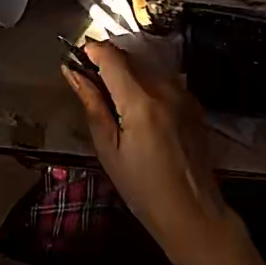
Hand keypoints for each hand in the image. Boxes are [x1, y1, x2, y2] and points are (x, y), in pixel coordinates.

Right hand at [64, 38, 237, 260]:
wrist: (193, 213)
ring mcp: (183, 95)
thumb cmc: (142, 188)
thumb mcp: (107, 149)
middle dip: (107, 61)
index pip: (112, 57)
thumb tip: (72, 72)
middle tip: (88, 80)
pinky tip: (137, 106)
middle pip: (130, 57)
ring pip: (146, 65)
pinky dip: (145, 81)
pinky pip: (162, 79)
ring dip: (126, 70)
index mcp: (141, 103)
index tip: (76, 57)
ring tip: (111, 95)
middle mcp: (165, 90)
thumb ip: (92, 105)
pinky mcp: (193, 103)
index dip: (91, 50)